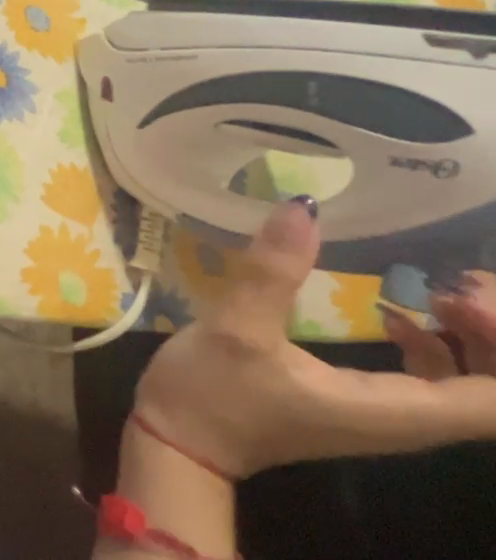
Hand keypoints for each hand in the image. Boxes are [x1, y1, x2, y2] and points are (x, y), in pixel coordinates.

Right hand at [131, 200, 495, 478]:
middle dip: (492, 331)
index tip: (455, 290)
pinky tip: (394, 315)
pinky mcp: (364, 405)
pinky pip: (435, 380)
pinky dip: (437, 345)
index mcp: (398, 411)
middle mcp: (411, 420)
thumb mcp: (236, 329)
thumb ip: (272, 273)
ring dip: (472, 336)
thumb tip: (303, 208)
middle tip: (453, 279)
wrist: (181, 439)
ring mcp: (389, 414)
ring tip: (434, 289)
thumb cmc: (214, 392)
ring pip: (473, 383)